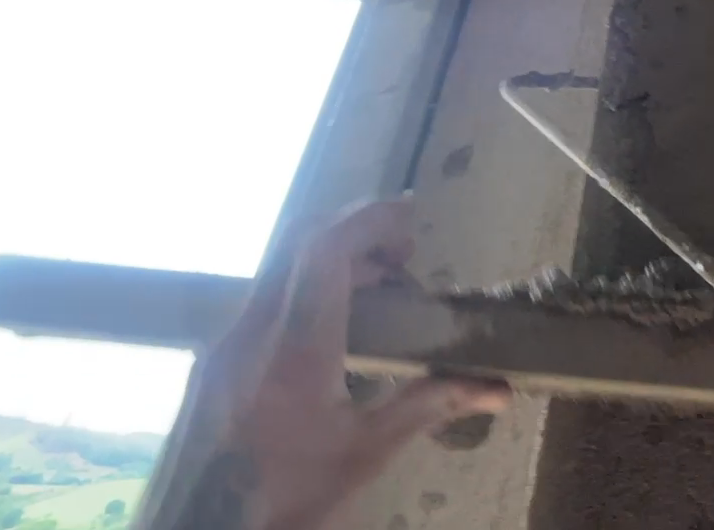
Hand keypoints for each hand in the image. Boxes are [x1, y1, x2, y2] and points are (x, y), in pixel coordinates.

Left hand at [178, 199, 510, 529]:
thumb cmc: (284, 505)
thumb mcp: (364, 456)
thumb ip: (430, 405)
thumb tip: (499, 387)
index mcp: (293, 354)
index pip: (327, 252)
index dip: (371, 219)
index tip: (414, 213)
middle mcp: (250, 334)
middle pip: (301, 241)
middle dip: (359, 228)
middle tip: (405, 250)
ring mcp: (224, 344)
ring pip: (282, 264)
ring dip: (337, 256)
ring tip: (383, 285)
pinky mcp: (213, 360)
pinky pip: (268, 295)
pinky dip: (311, 285)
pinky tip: (340, 325)